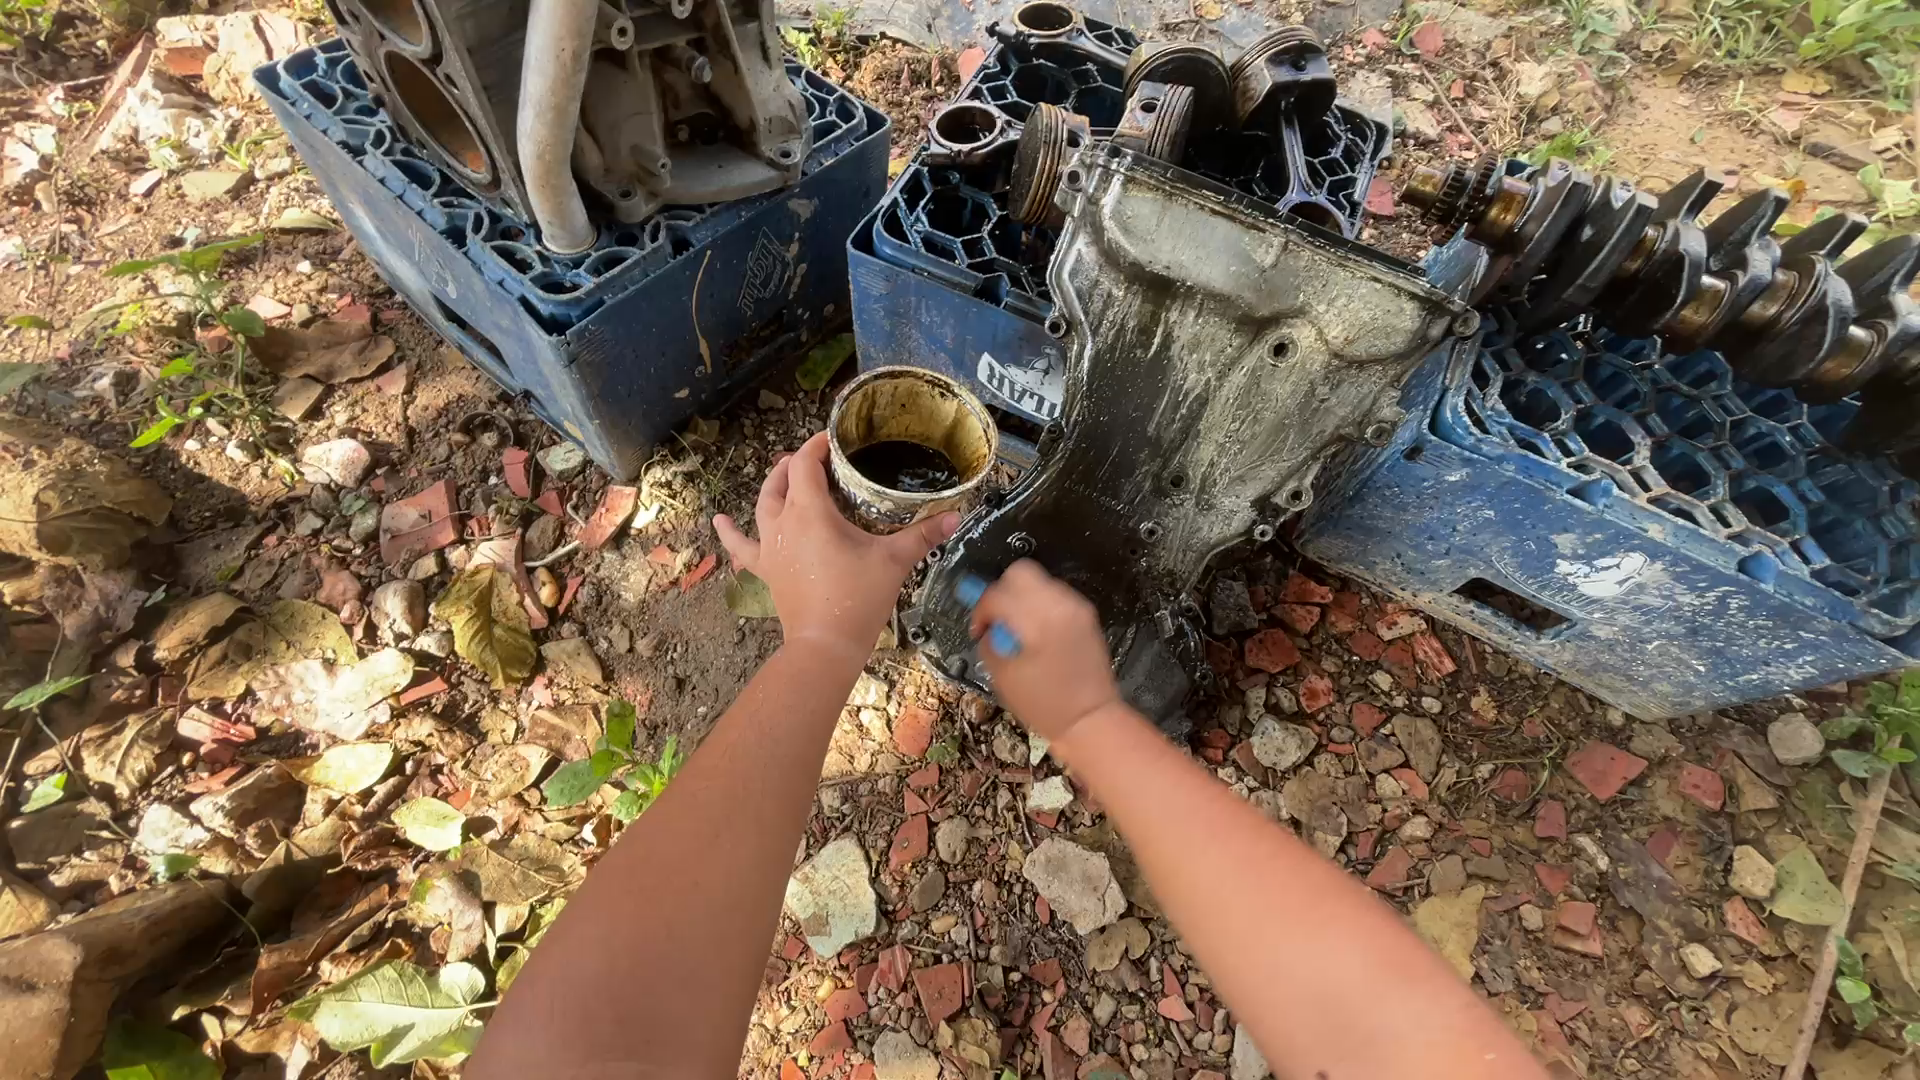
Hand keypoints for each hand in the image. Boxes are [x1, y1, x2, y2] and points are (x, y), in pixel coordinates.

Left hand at [714, 432, 958, 659]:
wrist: (826, 644)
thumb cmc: (859, 597)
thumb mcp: (894, 560)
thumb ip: (924, 534)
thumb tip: (956, 515)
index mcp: (811, 512)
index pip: (805, 464)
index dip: (816, 447)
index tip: (834, 441)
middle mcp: (783, 523)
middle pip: (780, 480)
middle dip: (795, 463)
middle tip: (817, 460)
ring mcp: (770, 548)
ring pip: (762, 505)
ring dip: (772, 486)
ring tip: (781, 473)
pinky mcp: (766, 570)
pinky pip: (742, 548)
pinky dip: (730, 533)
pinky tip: (719, 521)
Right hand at [970, 560, 1123, 741]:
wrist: (1089, 718)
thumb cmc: (1044, 705)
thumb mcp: (1002, 675)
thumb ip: (991, 640)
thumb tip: (990, 624)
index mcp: (1035, 622)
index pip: (997, 594)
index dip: (981, 609)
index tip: (979, 627)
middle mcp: (1058, 606)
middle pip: (1020, 572)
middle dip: (1001, 591)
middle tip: (996, 617)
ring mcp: (1076, 607)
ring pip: (1039, 581)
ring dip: (1021, 597)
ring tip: (1017, 627)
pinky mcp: (1086, 614)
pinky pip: (1055, 595)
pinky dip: (1040, 605)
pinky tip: (1036, 631)